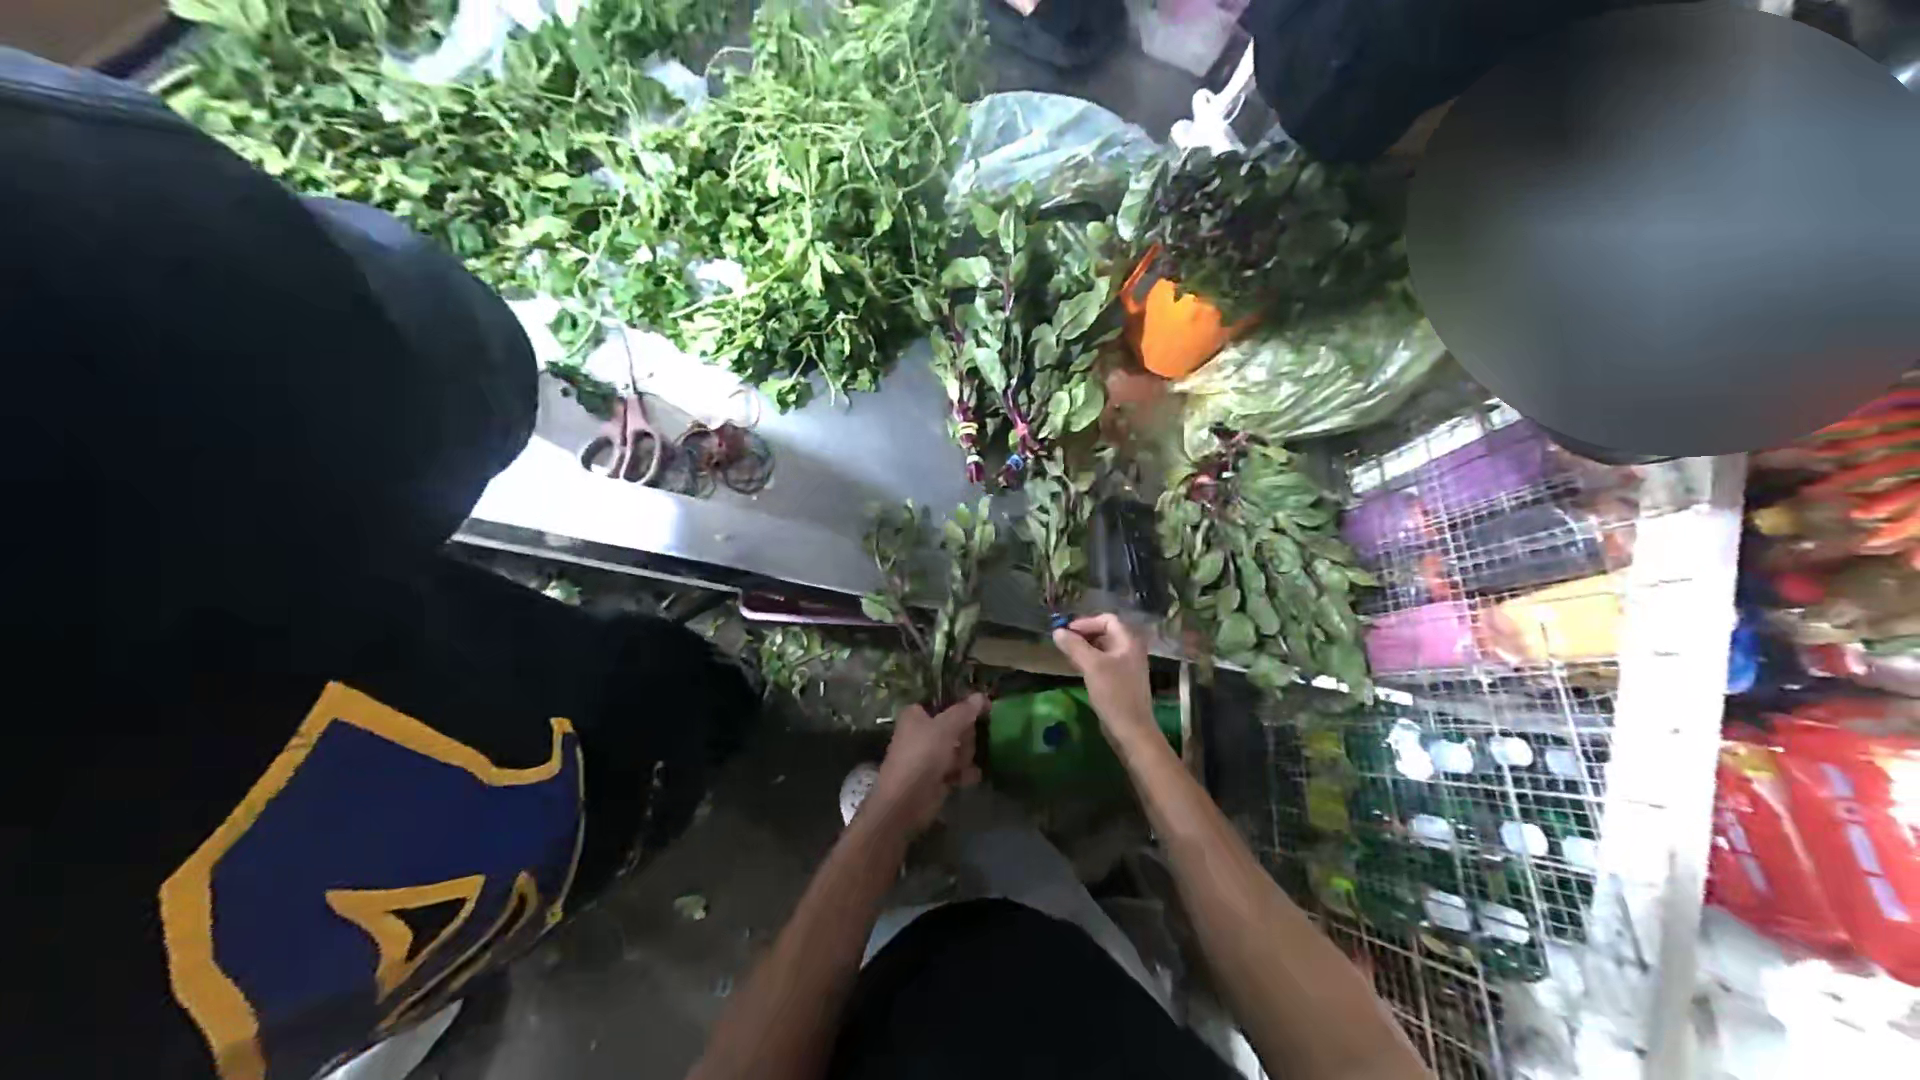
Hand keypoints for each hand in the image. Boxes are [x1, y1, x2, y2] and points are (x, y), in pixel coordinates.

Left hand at [865, 694, 986, 835]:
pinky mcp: (937, 776)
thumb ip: (964, 711)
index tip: (982, 711)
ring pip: (959, 748)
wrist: (906, 802)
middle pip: (957, 726)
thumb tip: (981, 695)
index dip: (964, 708)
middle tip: (961, 746)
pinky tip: (965, 779)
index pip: (946, 703)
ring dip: (964, 757)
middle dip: (965, 738)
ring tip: (958, 767)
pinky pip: (958, 768)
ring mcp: (930, 755)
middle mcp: (922, 731)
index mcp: (917, 714)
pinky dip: (963, 773)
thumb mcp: (945, 728)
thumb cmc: (922, 756)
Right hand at [1052, 614, 1156, 745]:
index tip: (1067, 631)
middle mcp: (1131, 650)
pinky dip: (1090, 661)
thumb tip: (1057, 631)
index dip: (1086, 622)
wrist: (1131, 729)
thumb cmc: (1114, 693)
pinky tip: (1077, 668)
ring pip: (1103, 649)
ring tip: (1067, 654)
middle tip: (1064, 642)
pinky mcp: (1122, 681)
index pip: (1107, 620)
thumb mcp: (1092, 666)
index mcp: (1129, 642)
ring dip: (1085, 648)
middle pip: (1106, 633)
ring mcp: (1127, 666)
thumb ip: (1074, 646)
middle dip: (1084, 634)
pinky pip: (1104, 663)